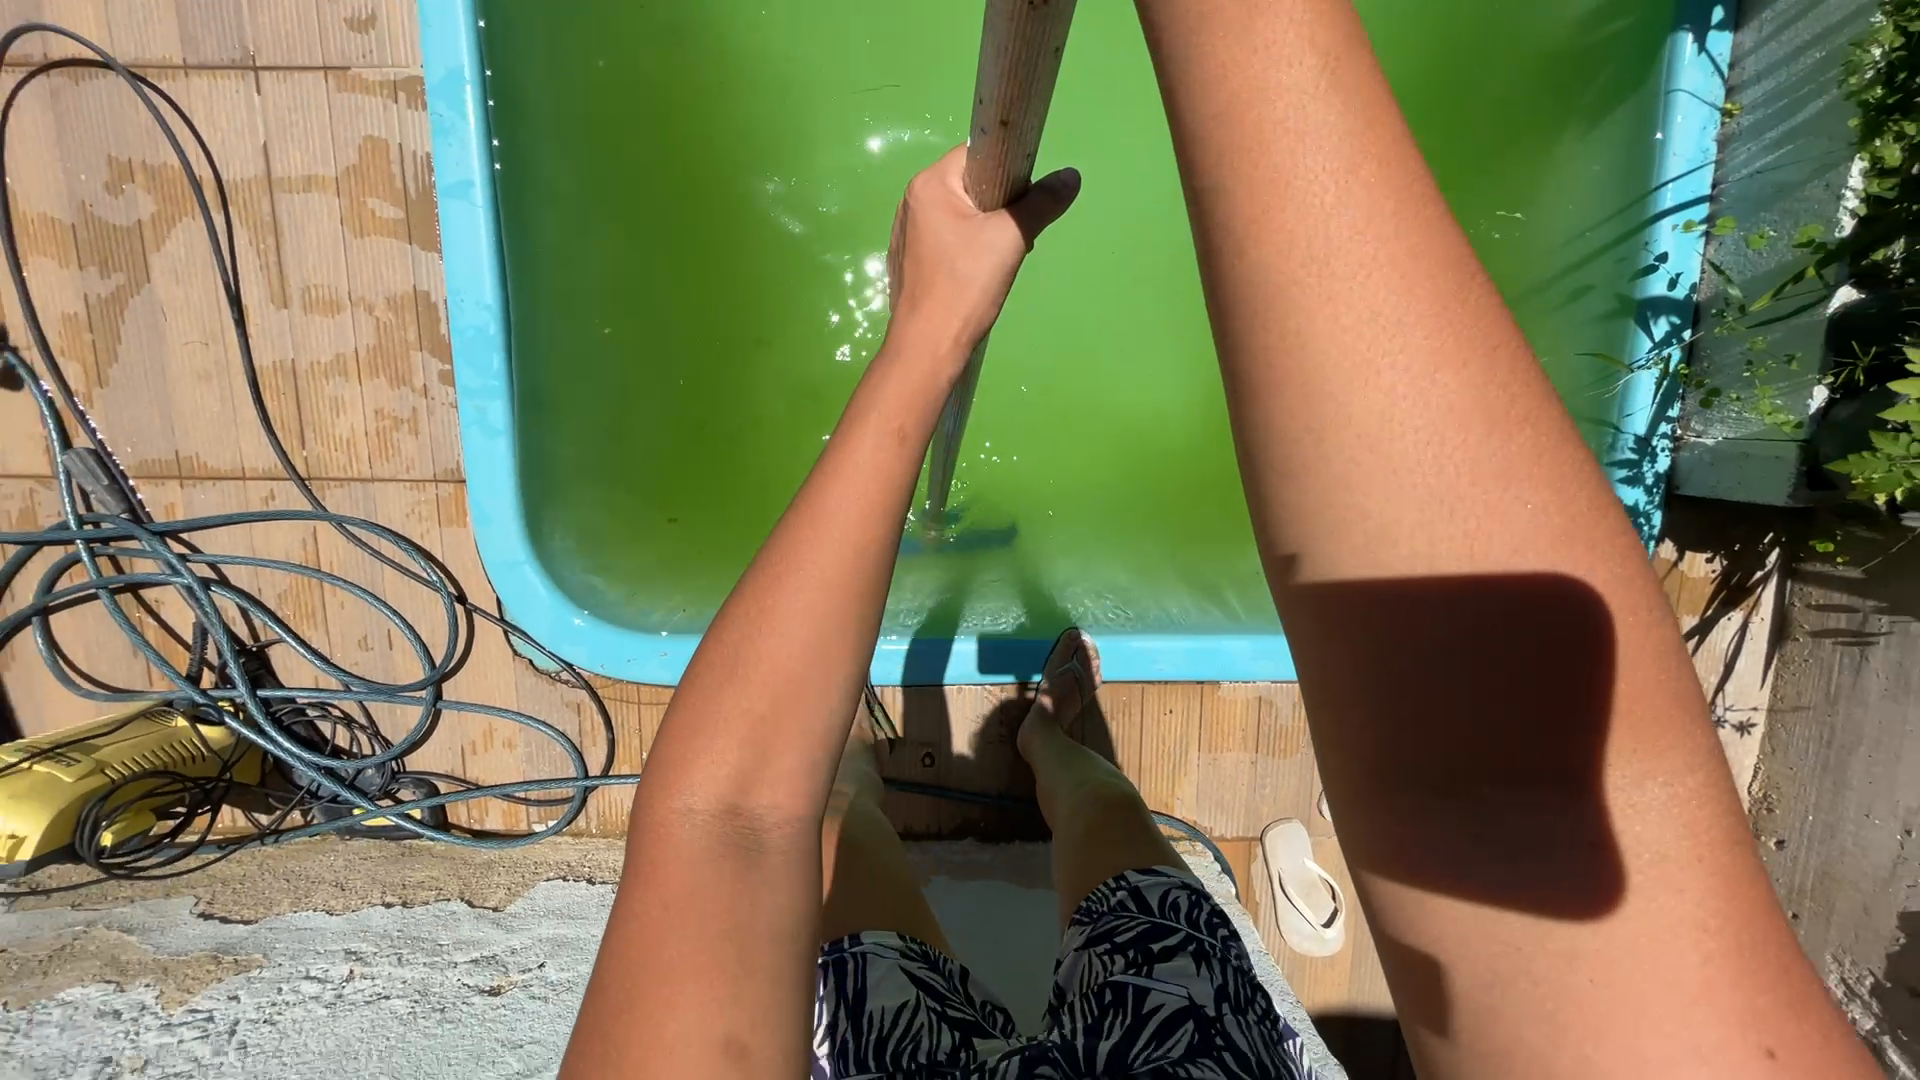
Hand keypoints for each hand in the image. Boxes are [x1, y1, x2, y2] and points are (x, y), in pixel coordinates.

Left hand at [885, 145, 1079, 366]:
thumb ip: (1041, 204)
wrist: (927, 348)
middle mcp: (910, 203)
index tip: (1024, 200)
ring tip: (996, 264)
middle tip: (1014, 239)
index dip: (1008, 170)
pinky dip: (966, 254)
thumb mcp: (1010, 240)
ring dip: (984, 234)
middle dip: (998, 208)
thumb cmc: (965, 287)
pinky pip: (945, 244)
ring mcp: (905, 236)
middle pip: (968, 188)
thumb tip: (1071, 176)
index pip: (976, 155)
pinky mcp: (908, 265)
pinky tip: (975, 280)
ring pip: (959, 219)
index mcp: (928, 184)